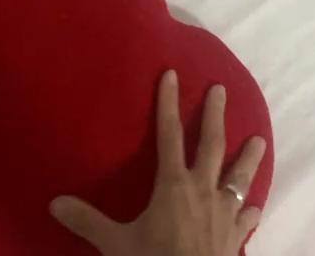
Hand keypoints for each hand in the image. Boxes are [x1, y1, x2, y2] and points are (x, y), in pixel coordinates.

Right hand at [50, 71, 266, 255]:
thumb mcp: (117, 245)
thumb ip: (88, 221)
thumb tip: (54, 202)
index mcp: (174, 184)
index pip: (170, 133)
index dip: (169, 103)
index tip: (172, 75)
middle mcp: (202, 192)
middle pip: (211, 144)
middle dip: (215, 115)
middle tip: (221, 89)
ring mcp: (224, 216)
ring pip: (239, 178)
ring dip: (248, 157)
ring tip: (260, 139)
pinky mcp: (236, 241)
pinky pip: (246, 219)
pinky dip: (250, 209)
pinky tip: (255, 205)